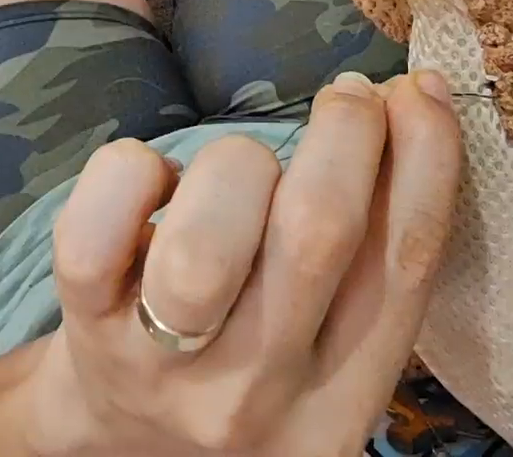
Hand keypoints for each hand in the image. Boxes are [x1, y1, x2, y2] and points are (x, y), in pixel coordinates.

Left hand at [27, 72, 462, 456]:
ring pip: (203, 243)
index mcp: (339, 403)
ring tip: (238, 165)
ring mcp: (162, 369)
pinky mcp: (87, 330)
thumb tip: (412, 100)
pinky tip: (156, 179)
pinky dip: (131, 171)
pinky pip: (94, 232)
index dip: (425, 161)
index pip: (402, 267)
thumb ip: (365, 248)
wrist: (118, 441)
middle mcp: (256, 397)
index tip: (420, 90)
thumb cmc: (236, 363)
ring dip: (235, 164)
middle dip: (344, 134)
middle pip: (314, 234)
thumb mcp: (319, 344)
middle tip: (349, 94)